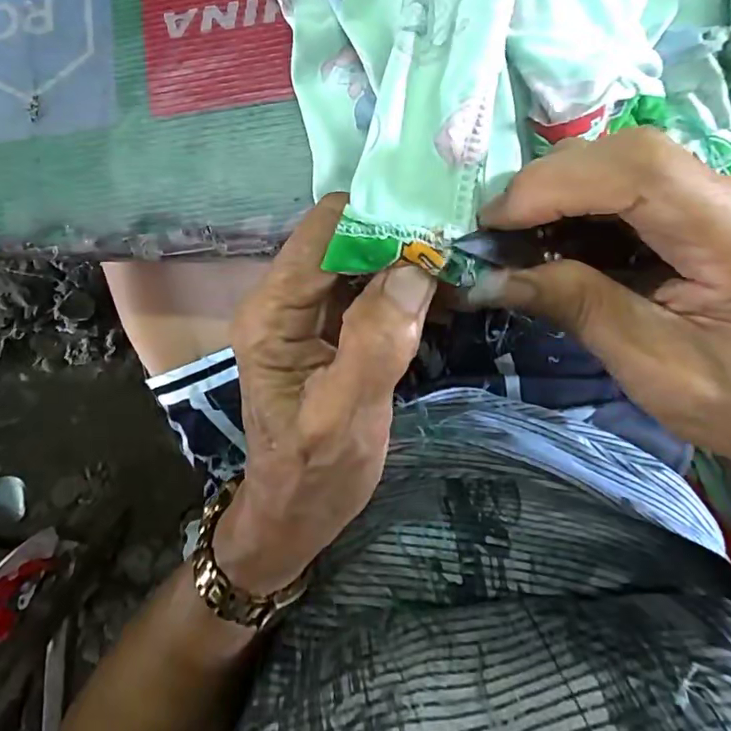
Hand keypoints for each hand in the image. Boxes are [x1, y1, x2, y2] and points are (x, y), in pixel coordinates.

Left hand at [214, 194, 435, 594]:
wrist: (293, 512)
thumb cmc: (314, 474)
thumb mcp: (346, 416)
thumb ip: (375, 342)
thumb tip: (413, 267)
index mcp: (272, 311)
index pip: (322, 231)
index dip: (378, 218)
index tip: (438, 224)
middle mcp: (281, 298)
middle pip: (340, 237)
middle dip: (397, 235)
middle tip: (458, 246)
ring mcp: (302, 310)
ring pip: (356, 257)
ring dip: (403, 258)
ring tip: (457, 266)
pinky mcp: (325, 326)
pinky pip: (364, 285)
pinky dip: (400, 284)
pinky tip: (440, 293)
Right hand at [473, 129, 730, 491]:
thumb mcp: (655, 368)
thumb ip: (577, 306)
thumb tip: (488, 277)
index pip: (643, 172)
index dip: (557, 182)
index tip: (495, 222)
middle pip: (631, 154)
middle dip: (549, 182)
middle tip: (497, 230)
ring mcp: (730, 201)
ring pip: (627, 160)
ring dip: (560, 189)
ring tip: (518, 233)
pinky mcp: (710, 212)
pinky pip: (634, 185)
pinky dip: (581, 202)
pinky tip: (558, 235)